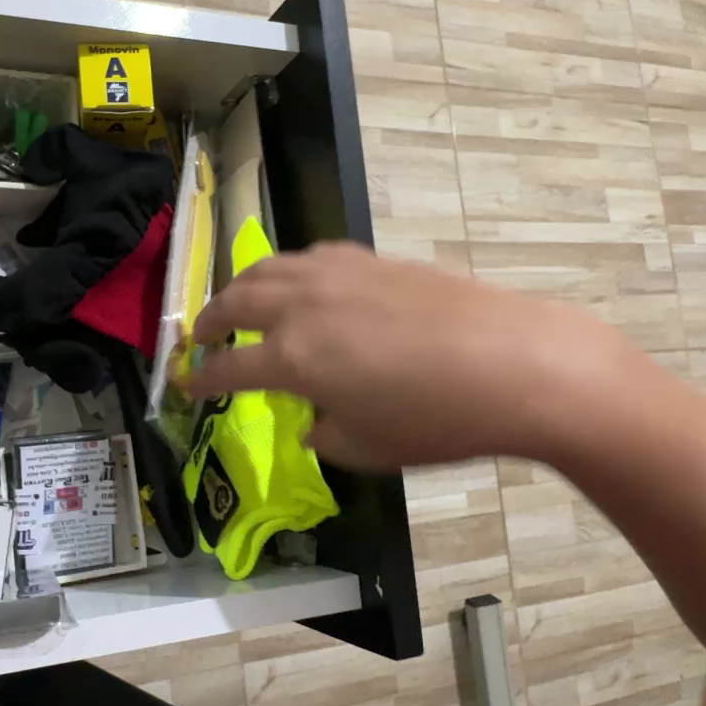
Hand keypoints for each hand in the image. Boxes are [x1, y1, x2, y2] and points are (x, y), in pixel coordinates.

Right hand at [183, 242, 646, 470]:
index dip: (202, 380)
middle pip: (236, 301)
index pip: (228, 368)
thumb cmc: (437, 419)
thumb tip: (311, 418)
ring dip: (244, 286)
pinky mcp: (372, 259)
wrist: (517, 363)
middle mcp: (302, 305)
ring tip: (239, 301)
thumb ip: (322, 432)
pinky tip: (301, 283)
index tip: (188, 385)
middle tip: (202, 338)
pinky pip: (311, 258)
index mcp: (291, 357)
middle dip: (210, 321)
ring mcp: (337, 274)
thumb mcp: (366, 447)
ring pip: (269, 267)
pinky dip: (290, 271)